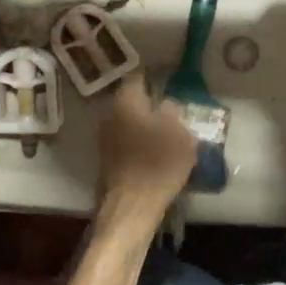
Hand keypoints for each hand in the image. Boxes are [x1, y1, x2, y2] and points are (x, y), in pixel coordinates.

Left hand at [98, 77, 197, 206]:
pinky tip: (156, 155)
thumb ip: (173, 113)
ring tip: (167, 135)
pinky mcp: (108, 162)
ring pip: (129, 124)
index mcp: (126, 102)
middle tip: (171, 112)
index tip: (167, 84)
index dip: (153, 79)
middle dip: (149, 106)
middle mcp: (110, 116)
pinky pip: (127, 144)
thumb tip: (166, 105)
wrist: (132, 206)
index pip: (137, 78)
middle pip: (132, 103)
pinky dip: (140, 145)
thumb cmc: (159, 163)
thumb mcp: (180, 133)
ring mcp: (105, 140)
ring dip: (144, 127)